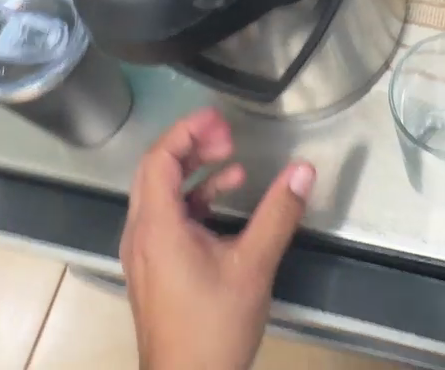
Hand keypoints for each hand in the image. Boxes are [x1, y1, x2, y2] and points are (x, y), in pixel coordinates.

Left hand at [120, 108, 316, 369]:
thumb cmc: (214, 326)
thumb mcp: (253, 266)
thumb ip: (278, 213)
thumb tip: (304, 170)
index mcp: (156, 226)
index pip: (159, 158)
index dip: (187, 130)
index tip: (219, 118)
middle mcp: (141, 234)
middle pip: (155, 170)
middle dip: (191, 144)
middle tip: (227, 135)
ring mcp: (144, 253)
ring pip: (160, 193)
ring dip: (193, 171)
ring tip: (233, 162)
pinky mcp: (153, 268)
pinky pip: (166, 216)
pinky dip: (193, 198)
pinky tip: (226, 199)